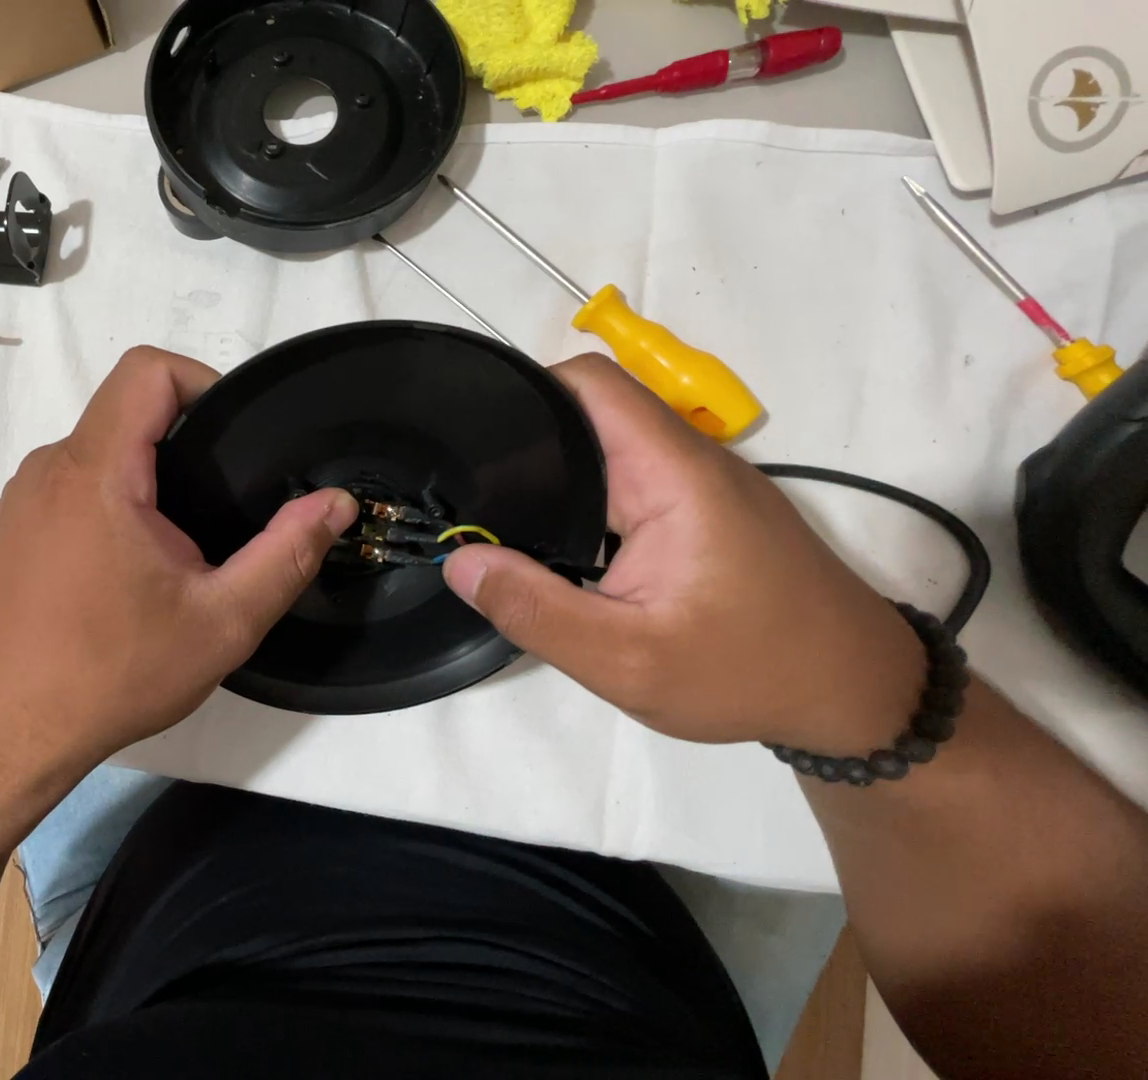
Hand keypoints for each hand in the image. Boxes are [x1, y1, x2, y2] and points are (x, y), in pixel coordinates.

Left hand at [0, 347, 358, 768]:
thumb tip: (335, 504)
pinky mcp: (9, 532)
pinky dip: (108, 505)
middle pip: (124, 413)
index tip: (234, 436)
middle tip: (221, 508)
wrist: (9, 730)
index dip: (201, 382)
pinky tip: (126, 570)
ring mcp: (19, 502)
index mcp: (96, 473)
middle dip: (181, 444)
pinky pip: (68, 489)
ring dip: (144, 480)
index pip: (146, 371)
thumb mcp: (221, 623)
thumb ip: (286, 555)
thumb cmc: (112, 675)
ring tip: (179, 548)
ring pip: (96, 454)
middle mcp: (48, 471)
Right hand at [442, 354, 923, 754]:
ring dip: (547, 470)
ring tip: (491, 514)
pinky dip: (575, 495)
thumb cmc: (748, 673)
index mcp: (672, 475)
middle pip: (588, 411)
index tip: (468, 435)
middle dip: (520, 437)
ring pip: (602, 447)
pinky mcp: (697, 509)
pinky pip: (620, 478)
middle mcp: (685, 461)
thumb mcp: (625, 661)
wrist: (856, 697)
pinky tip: (546, 539)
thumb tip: (461, 561)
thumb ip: (535, 611)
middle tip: (462, 491)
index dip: (523, 391)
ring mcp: (695, 484)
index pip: (590, 386)